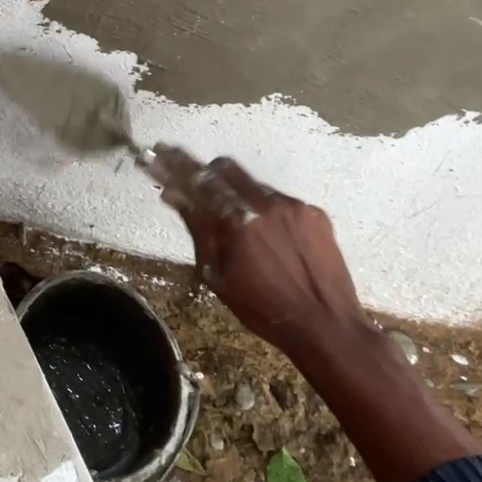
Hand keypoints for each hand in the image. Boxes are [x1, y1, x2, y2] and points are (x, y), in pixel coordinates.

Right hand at [146, 146, 371, 355]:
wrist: (328, 327)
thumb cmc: (263, 308)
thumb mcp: (218, 274)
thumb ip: (197, 229)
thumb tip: (173, 195)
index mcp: (236, 220)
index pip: (195, 180)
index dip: (171, 165)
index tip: (154, 154)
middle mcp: (265, 203)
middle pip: (224, 168)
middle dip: (203, 170)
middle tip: (191, 182)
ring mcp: (293, 206)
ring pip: (252, 183)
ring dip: (235, 192)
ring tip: (237, 224)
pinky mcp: (315, 214)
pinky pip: (279, 200)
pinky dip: (264, 209)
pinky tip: (269, 237)